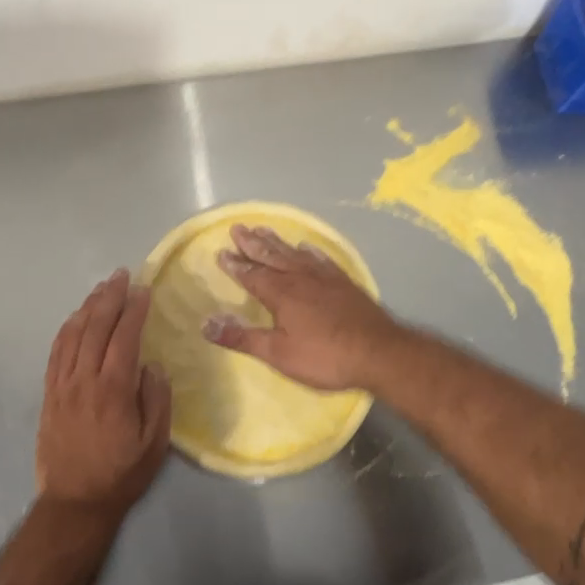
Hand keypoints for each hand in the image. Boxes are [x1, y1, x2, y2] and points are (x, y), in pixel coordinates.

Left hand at [37, 268, 171, 515]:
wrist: (75, 503)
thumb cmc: (122, 473)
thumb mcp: (155, 442)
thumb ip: (156, 399)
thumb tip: (151, 364)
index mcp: (113, 390)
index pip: (124, 337)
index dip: (134, 310)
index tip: (144, 289)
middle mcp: (84, 380)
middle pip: (95, 327)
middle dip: (110, 297)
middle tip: (122, 275)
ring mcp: (62, 385)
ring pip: (73, 334)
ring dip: (88, 307)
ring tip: (102, 288)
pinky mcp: (50, 393)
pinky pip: (56, 352)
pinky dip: (67, 329)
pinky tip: (76, 318)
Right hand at [205, 224, 406, 390]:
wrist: (378, 352)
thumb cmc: (324, 357)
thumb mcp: (278, 354)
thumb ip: (242, 338)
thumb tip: (206, 323)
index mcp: (281, 294)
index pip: (252, 275)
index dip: (236, 265)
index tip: (222, 252)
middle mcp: (300, 278)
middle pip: (271, 256)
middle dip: (252, 244)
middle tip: (238, 228)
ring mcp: (325, 278)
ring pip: (295, 254)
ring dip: (277, 242)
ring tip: (263, 229)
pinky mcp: (344, 283)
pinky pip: (322, 260)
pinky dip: (310, 252)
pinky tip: (307, 247)